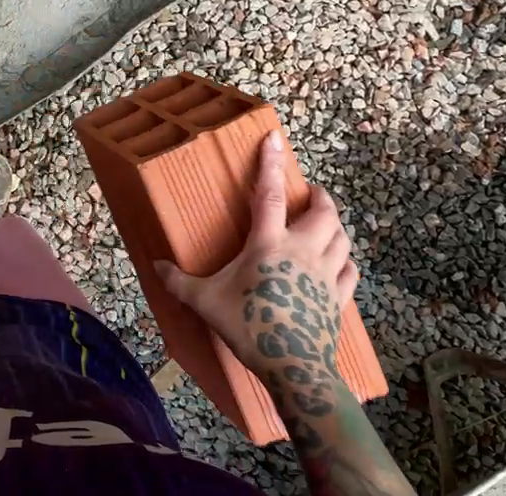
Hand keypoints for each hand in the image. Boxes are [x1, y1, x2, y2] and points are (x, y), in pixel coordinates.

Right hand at [154, 129, 357, 388]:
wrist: (293, 368)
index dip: (270, 164)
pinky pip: (350, 269)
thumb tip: (155, 266)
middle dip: (320, 197)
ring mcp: (326, 274)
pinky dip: (345, 258)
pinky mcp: (340, 297)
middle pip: (324, 213)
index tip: (275, 139)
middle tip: (310, 192)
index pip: (270, 194)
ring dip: (334, 225)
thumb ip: (179, 281)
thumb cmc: (247, 325)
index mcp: (269, 243)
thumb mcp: (204, 301)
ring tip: (323, 221)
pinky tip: (338, 260)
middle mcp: (302, 250)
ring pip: (342, 238)